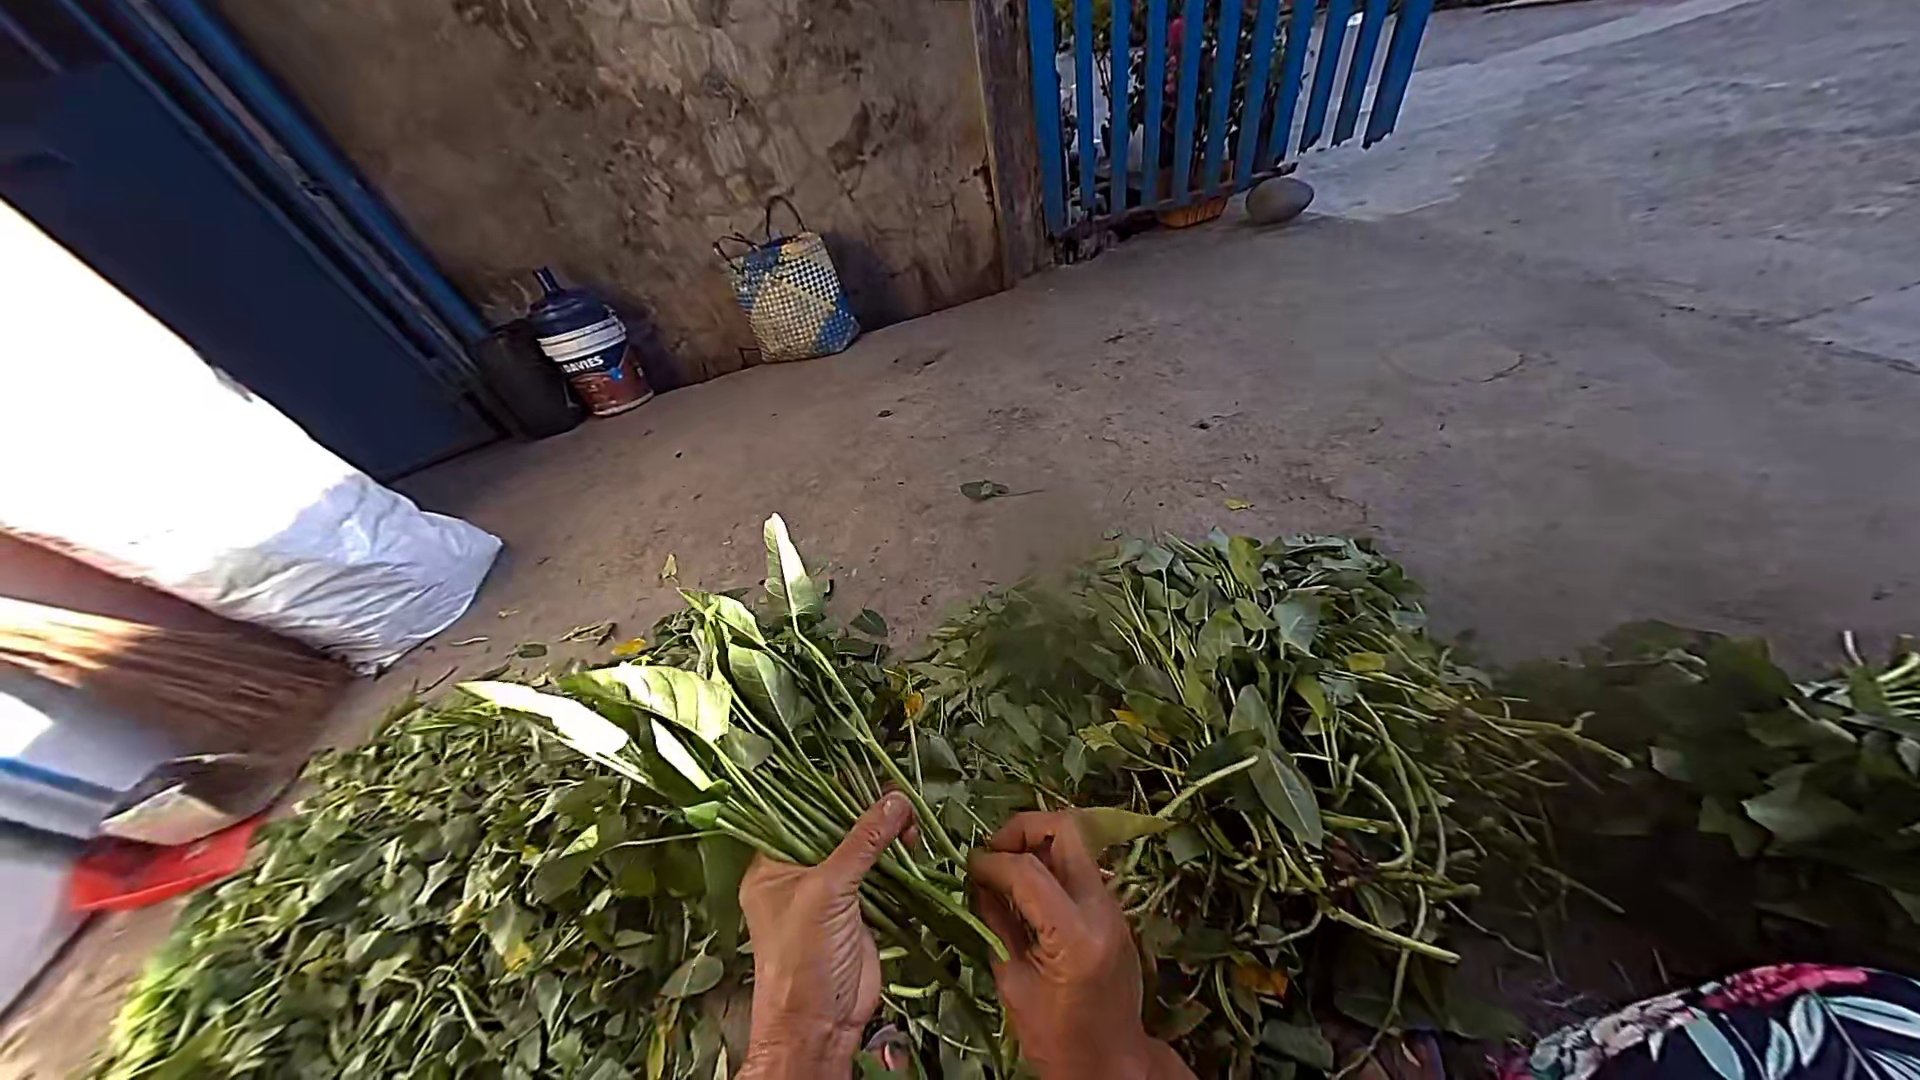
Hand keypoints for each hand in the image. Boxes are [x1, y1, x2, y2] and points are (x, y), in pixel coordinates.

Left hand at [736, 792, 915, 1079]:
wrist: (821, 1028)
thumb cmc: (803, 961)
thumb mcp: (827, 892)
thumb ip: (862, 842)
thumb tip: (895, 799)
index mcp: (774, 864)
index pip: (800, 811)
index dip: (832, 790)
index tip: (866, 772)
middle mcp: (800, 871)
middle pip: (836, 825)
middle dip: (868, 810)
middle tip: (898, 798)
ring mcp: (830, 888)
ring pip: (861, 845)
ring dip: (887, 831)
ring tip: (909, 824)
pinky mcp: (859, 904)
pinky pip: (879, 869)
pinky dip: (897, 855)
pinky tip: (911, 843)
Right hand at [970, 812, 1196, 1079]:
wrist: (1115, 1069)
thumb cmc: (1057, 1042)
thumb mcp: (1013, 985)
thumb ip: (995, 924)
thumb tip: (976, 881)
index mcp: (1075, 936)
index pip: (1029, 870)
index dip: (992, 862)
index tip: (970, 867)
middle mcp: (1101, 909)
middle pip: (1065, 829)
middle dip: (1022, 829)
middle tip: (994, 851)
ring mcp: (1113, 906)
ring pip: (1074, 842)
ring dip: (1036, 843)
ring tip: (1006, 867)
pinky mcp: (1113, 909)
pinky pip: (1078, 866)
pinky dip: (1049, 863)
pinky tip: (1026, 888)